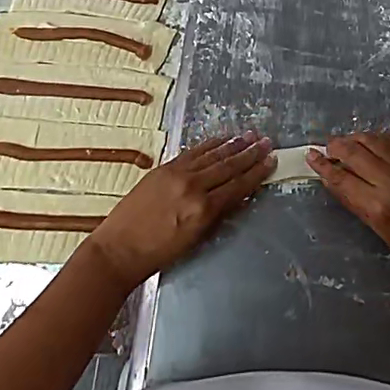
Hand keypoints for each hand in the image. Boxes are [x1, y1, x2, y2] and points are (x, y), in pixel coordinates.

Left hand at [80, 132, 273, 288]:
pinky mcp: (164, 168)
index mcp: (204, 209)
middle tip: (267, 141)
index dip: (257, 172)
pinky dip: (210, 144)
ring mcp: (177, 174)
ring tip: (251, 135)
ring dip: (234, 144)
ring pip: (213, 155)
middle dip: (250, 153)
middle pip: (229, 166)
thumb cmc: (159, 253)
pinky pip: (194, 152)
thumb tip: (239, 195)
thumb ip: (219, 213)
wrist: (118, 249)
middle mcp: (193, 187)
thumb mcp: (196, 238)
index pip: (238, 186)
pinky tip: (222, 139)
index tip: (271, 160)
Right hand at [307, 132, 389, 281]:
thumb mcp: (377, 228)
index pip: (341, 178)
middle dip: (336, 146)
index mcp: (377, 205)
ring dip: (354, 138)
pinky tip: (368, 142)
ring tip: (344, 142)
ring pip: (372, 140)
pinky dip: (375, 138)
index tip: (311, 156)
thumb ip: (354, 201)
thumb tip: (332, 180)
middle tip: (327, 147)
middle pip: (354, 152)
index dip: (323, 165)